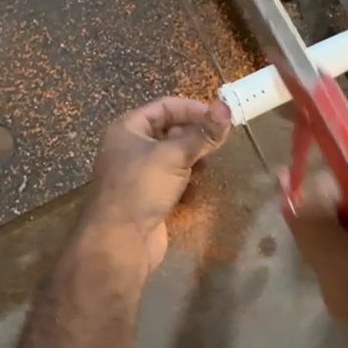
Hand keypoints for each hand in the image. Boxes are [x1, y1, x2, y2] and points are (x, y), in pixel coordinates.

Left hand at [82, 96, 233, 272]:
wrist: (120, 241)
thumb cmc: (142, 187)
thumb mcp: (174, 155)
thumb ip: (202, 133)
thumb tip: (226, 108)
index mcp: (128, 128)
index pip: (164, 107)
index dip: (192, 109)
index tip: (218, 119)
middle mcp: (130, 147)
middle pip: (168, 130)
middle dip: (194, 134)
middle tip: (219, 140)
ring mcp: (137, 173)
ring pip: (171, 156)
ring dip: (191, 157)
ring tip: (209, 162)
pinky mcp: (146, 196)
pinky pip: (170, 179)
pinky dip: (185, 179)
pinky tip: (197, 186)